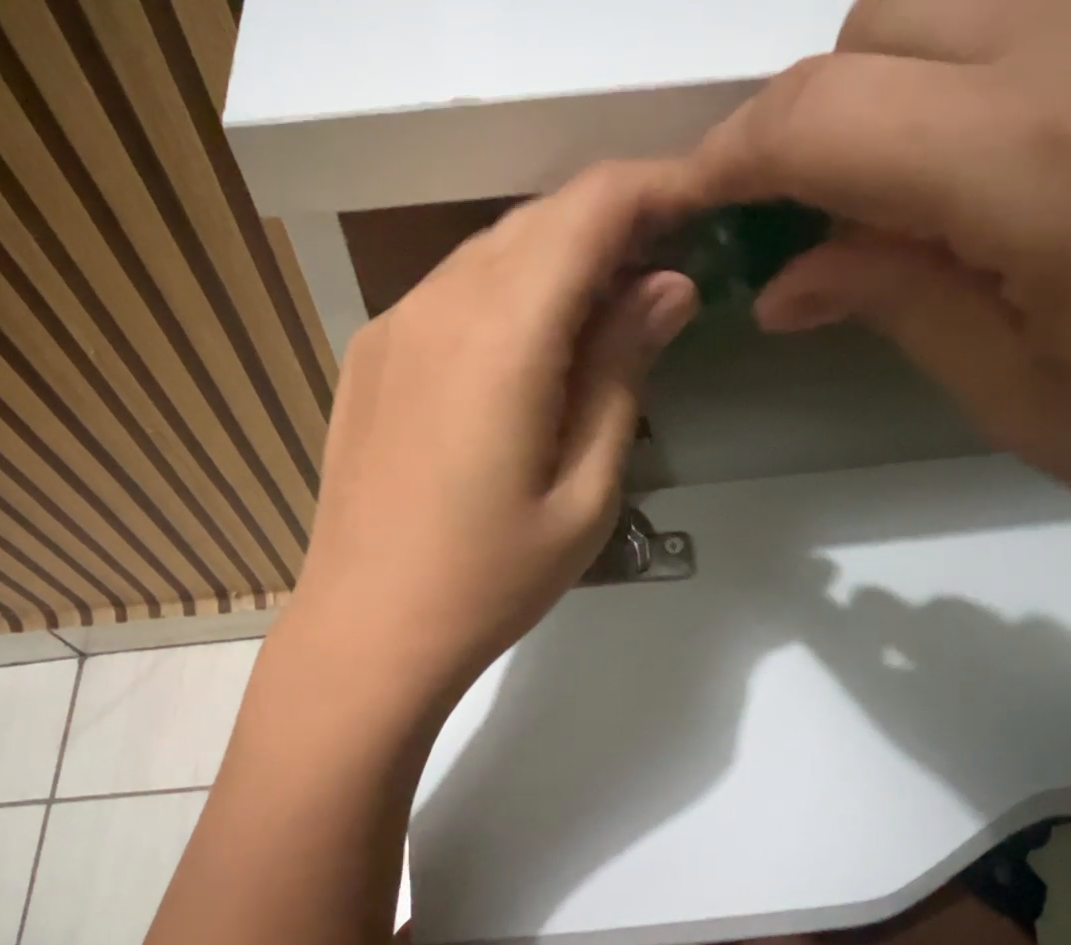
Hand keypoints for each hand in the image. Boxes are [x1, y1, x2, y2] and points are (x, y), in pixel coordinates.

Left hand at [288, 162, 703, 702]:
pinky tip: (527, 348)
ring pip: (491, 250)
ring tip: (604, 315)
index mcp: (501, 332)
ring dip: (556, 258)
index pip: (589, 207)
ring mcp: (391, 325)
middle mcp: (437, 303)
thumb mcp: (585, 490)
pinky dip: (504, 290)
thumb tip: (667, 285)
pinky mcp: (368, 354)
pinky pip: (449, 290)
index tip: (705, 207)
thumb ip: (623, 371)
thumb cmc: (490, 580)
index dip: (656, 187)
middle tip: (666, 272)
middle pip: (539, 218)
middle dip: (612, 224)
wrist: (365, 631)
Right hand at [689, 0, 1070, 656]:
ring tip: (961, 167)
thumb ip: (892, 299)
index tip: (701, 197)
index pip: (820, 112)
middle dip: (833, 109)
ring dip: (928, 64)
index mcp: (1053, 166)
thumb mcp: (1029, 399)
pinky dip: (1036, 43)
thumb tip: (787, 273)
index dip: (731, 153)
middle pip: (890, 9)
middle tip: (848, 208)